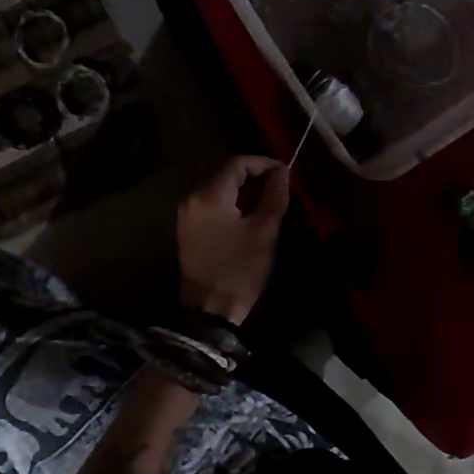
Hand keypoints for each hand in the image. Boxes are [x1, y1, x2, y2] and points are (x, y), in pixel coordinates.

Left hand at [176, 156, 289, 324]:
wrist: (209, 310)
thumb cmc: (239, 270)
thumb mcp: (263, 232)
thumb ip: (274, 196)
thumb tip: (282, 172)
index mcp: (209, 195)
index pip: (238, 164)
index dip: (264, 164)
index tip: (286, 173)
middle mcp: (192, 199)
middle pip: (226, 176)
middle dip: (255, 178)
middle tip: (281, 189)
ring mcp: (187, 216)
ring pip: (219, 191)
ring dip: (244, 193)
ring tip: (270, 203)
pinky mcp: (188, 231)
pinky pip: (212, 208)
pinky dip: (232, 206)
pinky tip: (250, 218)